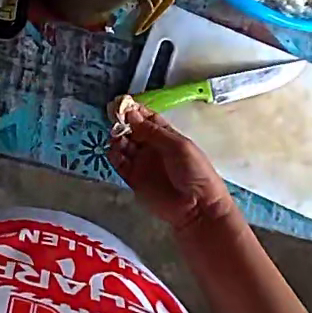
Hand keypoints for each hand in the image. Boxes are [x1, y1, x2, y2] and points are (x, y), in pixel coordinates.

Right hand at [107, 100, 239, 236]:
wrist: (197, 208)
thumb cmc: (194, 172)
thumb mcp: (177, 146)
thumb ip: (152, 131)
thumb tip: (131, 113)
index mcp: (165, 136)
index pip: (147, 118)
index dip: (134, 111)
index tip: (121, 104)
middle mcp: (151, 146)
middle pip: (131, 129)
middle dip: (122, 123)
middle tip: (116, 121)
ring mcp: (142, 162)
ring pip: (123, 144)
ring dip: (117, 138)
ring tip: (117, 139)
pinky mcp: (133, 178)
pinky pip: (119, 163)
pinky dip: (114, 155)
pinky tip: (114, 152)